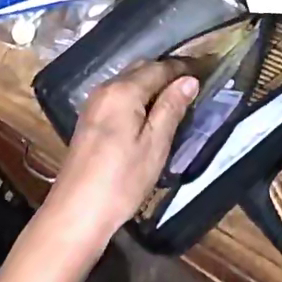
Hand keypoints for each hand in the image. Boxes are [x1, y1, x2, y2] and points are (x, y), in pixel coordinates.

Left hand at [43, 61, 198, 248]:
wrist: (76, 213)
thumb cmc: (121, 180)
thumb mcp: (155, 145)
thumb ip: (171, 108)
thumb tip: (189, 80)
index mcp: (123, 91)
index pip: (159, 68)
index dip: (182, 68)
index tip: (205, 70)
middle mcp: (106, 89)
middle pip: (141, 69)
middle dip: (167, 72)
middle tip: (193, 84)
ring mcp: (94, 103)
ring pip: (128, 81)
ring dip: (151, 83)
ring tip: (176, 97)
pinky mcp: (89, 119)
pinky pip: (118, 94)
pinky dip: (137, 95)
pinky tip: (149, 112)